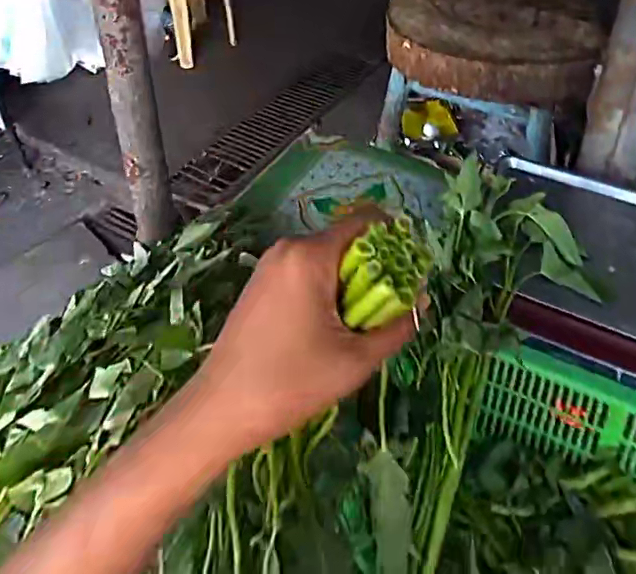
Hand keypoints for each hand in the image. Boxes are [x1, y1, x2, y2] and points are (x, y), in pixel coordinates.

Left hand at [178, 215, 419, 450]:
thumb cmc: (288, 383)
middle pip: (348, 240)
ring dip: (350, 282)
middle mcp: (289, 248)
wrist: (214, 416)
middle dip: (373, 268)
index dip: (394, 238)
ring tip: (357, 324)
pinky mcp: (260, 284)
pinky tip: (326, 328)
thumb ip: (396, 327)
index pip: (366, 220)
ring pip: (328, 258)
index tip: (408, 269)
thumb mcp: (354, 360)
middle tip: (385, 306)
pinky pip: (307, 271)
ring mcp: (270, 265)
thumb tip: (421, 304)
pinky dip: (326, 289)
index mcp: (311, 255)